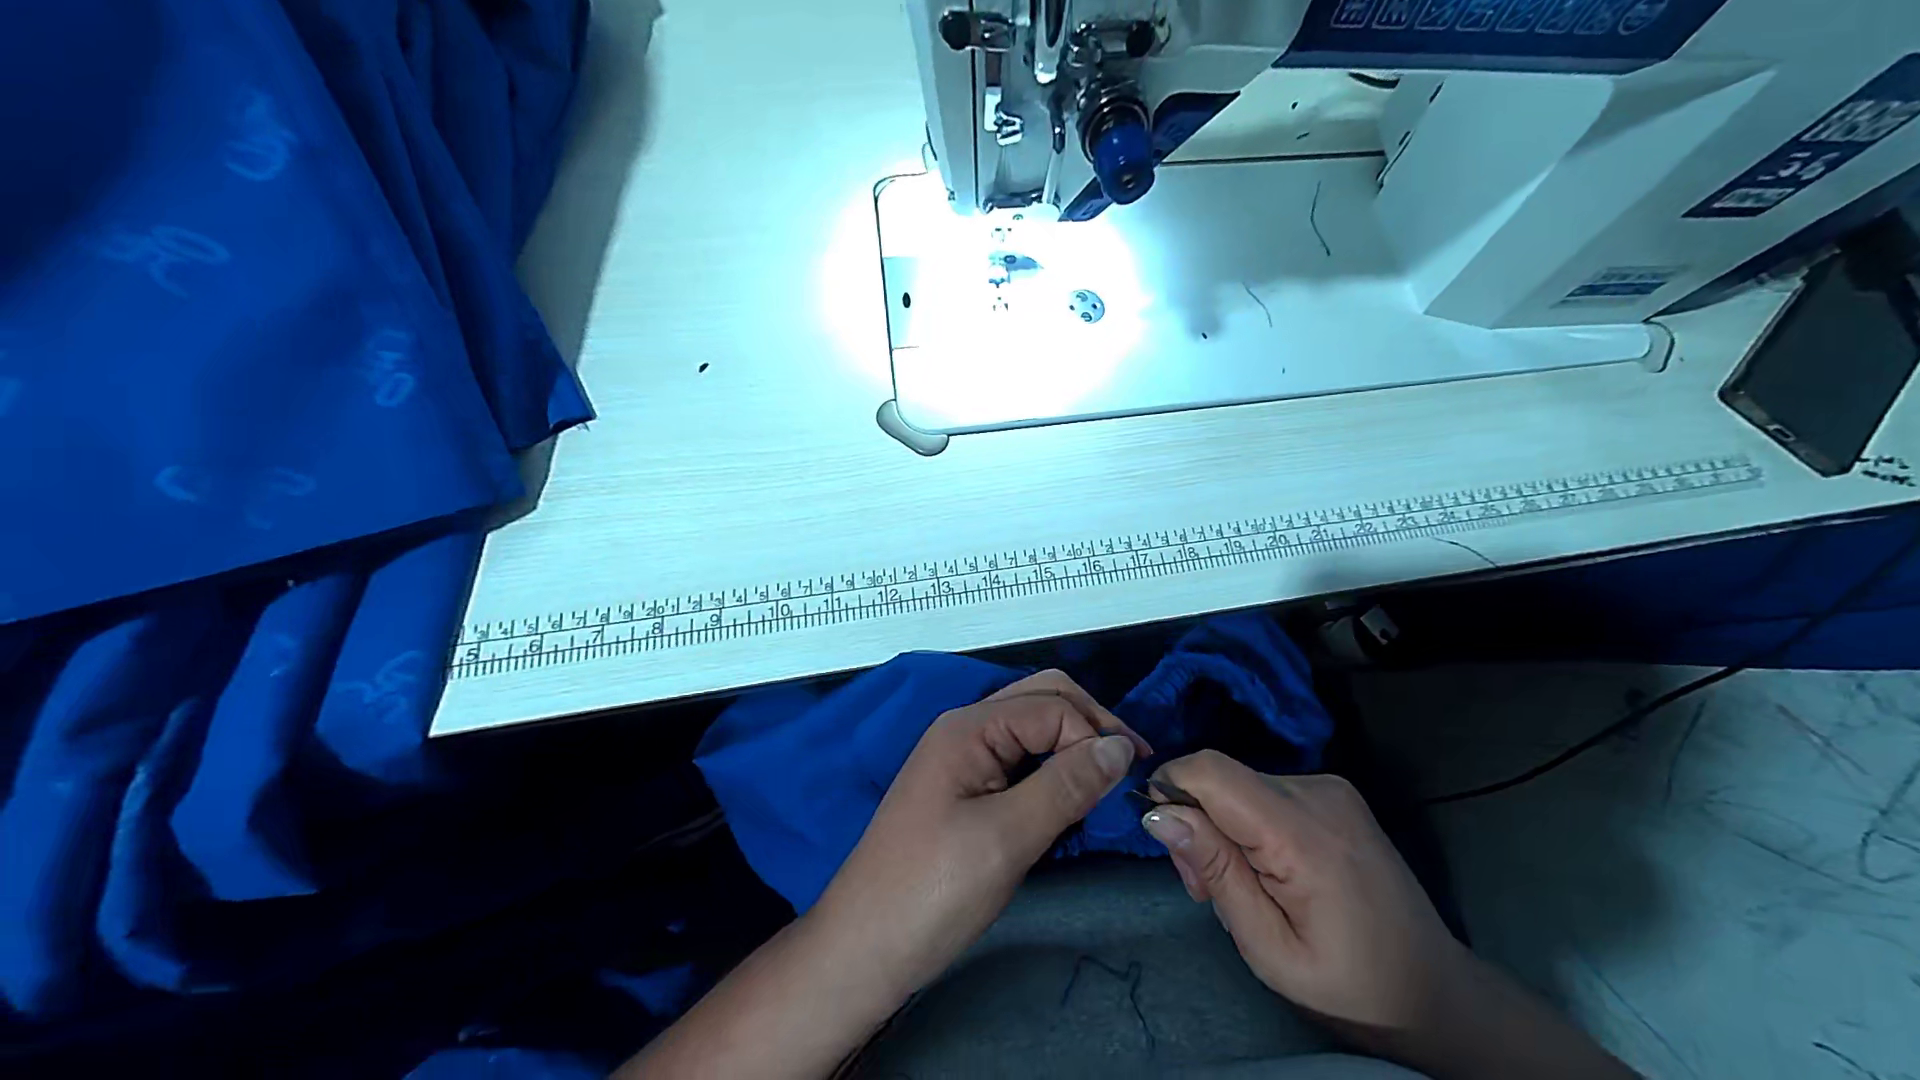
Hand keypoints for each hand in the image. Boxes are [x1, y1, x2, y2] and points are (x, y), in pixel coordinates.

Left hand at [622, 671, 1147, 1079]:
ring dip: (1073, 748)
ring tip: (1106, 787)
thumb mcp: (1006, 837)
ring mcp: (962, 756)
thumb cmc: (932, 891)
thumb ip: (1066, 785)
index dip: (1095, 736)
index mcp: (968, 727)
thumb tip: (1120, 747)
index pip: (1052, 706)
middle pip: (1042, 701)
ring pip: (1032, 729)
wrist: (864, 946)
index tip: (1132, 782)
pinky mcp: (964, 786)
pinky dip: (1052, 770)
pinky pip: (1019, 758)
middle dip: (1090, 727)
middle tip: (1129, 773)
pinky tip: (1070, 798)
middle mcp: (965, 728)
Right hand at [1139, 751, 1636, 1079]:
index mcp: (1304, 833)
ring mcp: (1329, 787)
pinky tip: (1264, 866)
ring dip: (1219, 826)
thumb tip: (1157, 812)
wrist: (1434, 989)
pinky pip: (1261, 789)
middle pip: (1219, 778)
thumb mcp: (1268, 947)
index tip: (1167, 842)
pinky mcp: (1331, 791)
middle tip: (1205, 887)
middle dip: (1194, 823)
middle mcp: (1317, 791)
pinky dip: (1245, 821)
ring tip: (1240, 885)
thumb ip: (1215, 871)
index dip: (1171, 789)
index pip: (1211, 771)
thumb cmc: (1349, 985)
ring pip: (1236, 783)